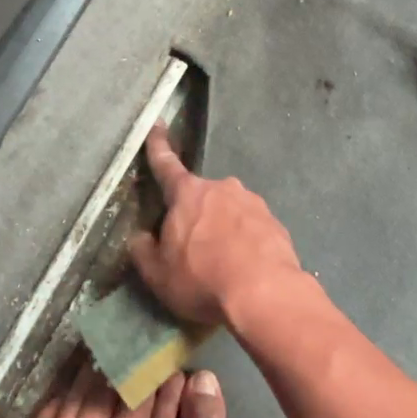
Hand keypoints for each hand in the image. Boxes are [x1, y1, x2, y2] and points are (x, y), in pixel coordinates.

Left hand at [13, 366, 147, 417]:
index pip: (132, 413)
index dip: (143, 386)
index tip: (150, 363)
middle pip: (99, 400)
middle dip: (113, 371)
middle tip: (122, 347)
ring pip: (69, 404)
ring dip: (84, 379)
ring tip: (94, 355)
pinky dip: (55, 404)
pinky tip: (64, 392)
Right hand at [129, 124, 305, 327]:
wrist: (265, 294)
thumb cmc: (203, 279)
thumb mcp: (158, 274)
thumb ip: (143, 251)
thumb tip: (141, 237)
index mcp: (188, 193)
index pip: (166, 164)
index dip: (158, 145)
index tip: (158, 123)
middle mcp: (222, 188)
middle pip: (201, 197)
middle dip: (195, 215)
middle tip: (192, 249)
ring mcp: (253, 203)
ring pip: (229, 212)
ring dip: (222, 230)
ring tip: (223, 266)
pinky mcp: (276, 223)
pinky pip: (252, 229)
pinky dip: (245, 242)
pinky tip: (245, 269)